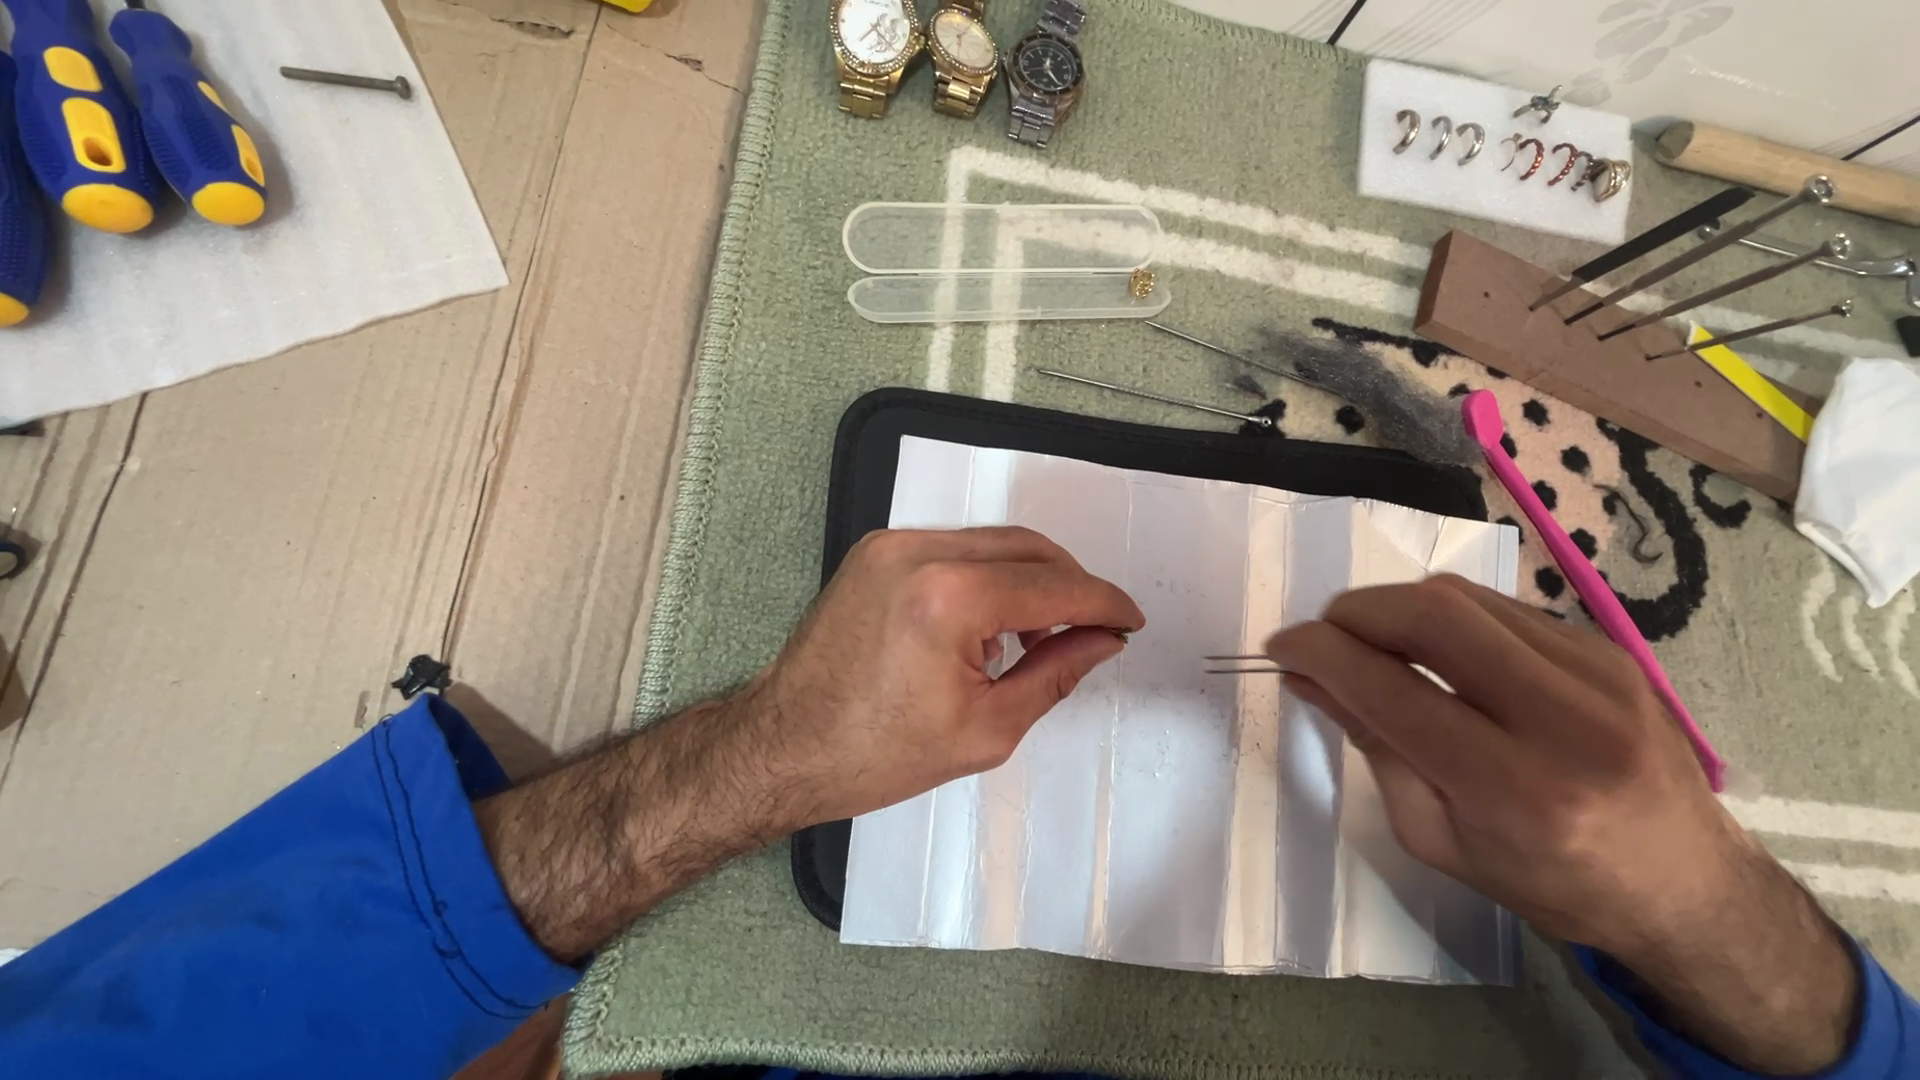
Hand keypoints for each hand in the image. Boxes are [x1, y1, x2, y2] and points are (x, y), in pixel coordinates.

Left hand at [476, 527, 1141, 960]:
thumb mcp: (987, 728)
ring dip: (1031, 577)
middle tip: (1093, 628)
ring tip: (1042, 631)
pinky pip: (957, 546)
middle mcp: (919, 552)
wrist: (784, 745)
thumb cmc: (877, 754)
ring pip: (993, 541)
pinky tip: (995, 618)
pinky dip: (990, 573)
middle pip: (1027, 547)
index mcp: (948, 598)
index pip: (1052, 584)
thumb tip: (1103, 640)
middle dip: (1071, 584)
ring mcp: (891, 544)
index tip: (1130, 620)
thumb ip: (1056, 671)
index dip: (1102, 601)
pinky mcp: (875, 550)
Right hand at [1268, 575, 1856, 1074]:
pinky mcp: (1609, 650)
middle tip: (1323, 635)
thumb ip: (1371, 744)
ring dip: (1394, 608)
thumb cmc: (1546, 880)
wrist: (1689, 888)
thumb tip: (1308, 676)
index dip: (1318, 654)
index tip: (1281, 648)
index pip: (1390, 688)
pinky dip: (1445, 616)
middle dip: (1353, 611)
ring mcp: (1598, 673)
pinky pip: (1498, 605)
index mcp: (1513, 789)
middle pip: (1432, 613)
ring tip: (1374, 642)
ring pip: (1462, 596)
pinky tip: (1437, 651)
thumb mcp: (1433, 835)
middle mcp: (1564, 719)